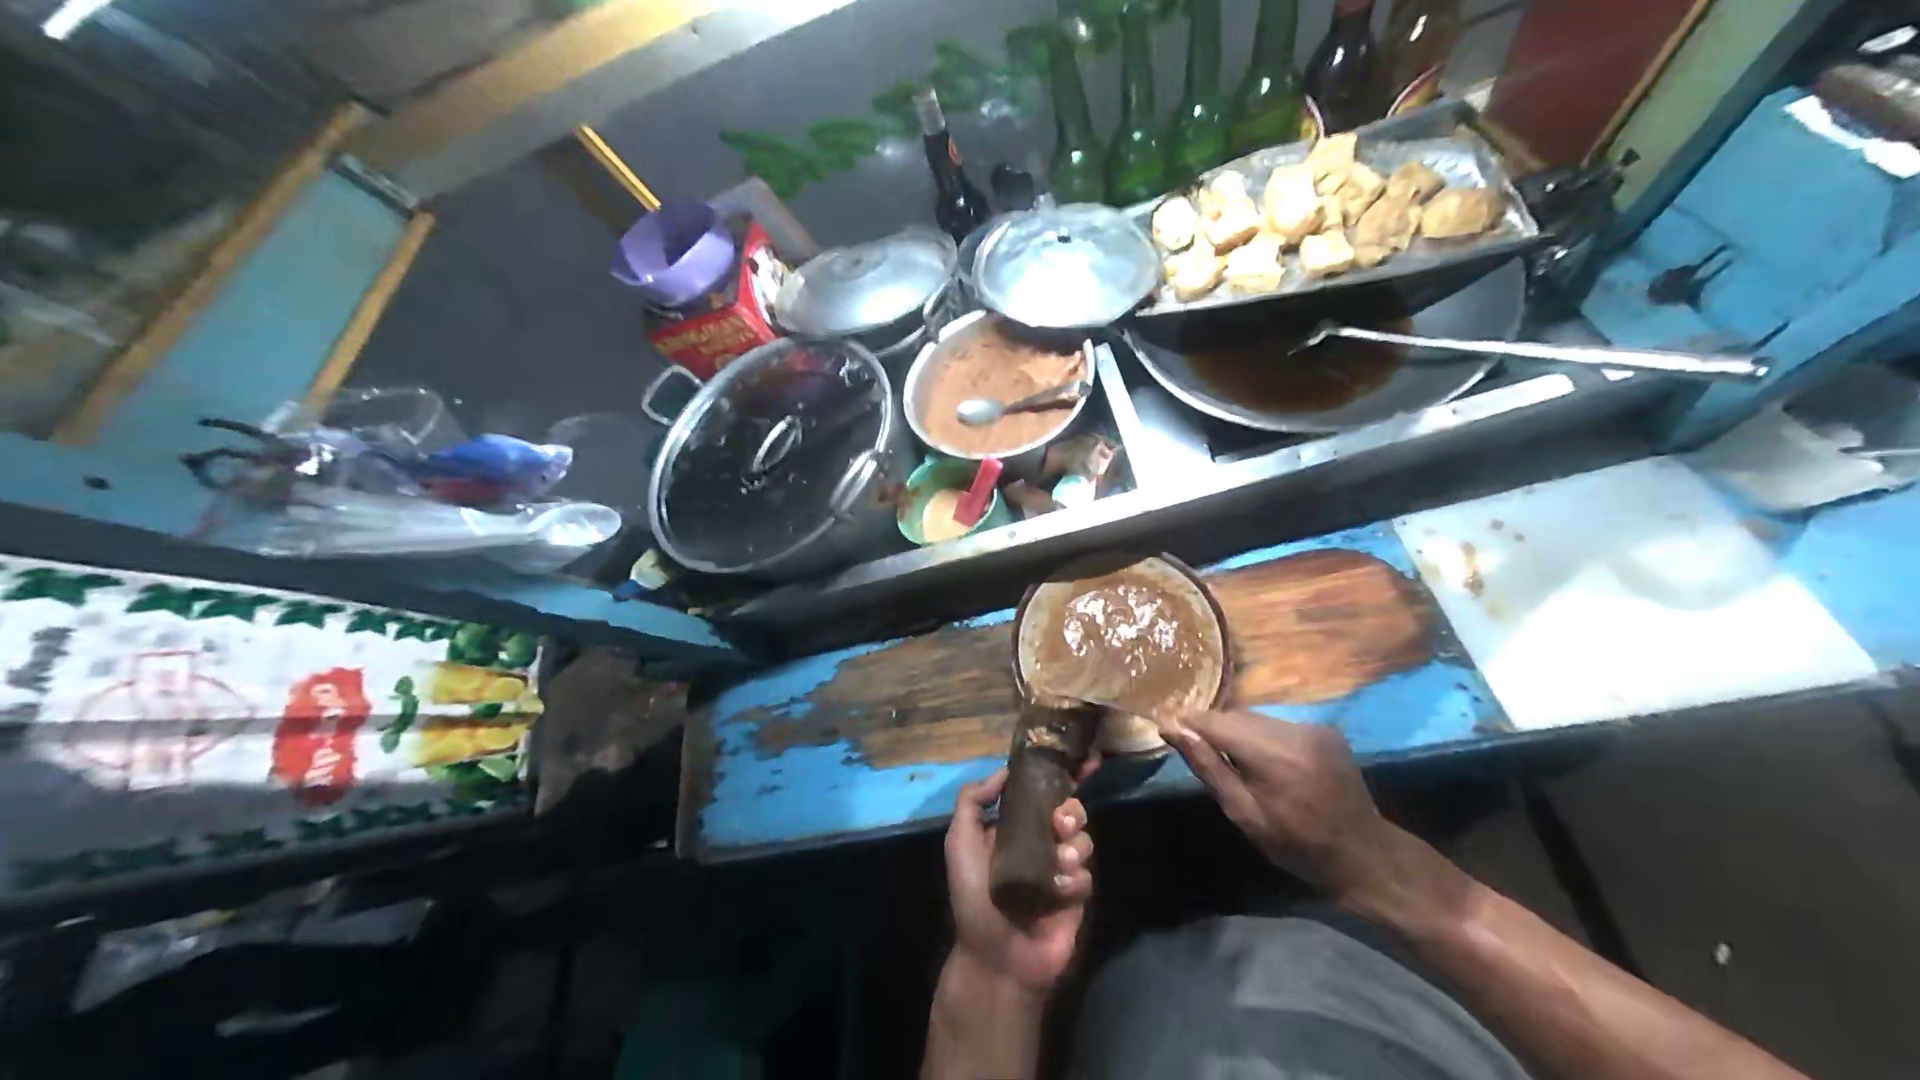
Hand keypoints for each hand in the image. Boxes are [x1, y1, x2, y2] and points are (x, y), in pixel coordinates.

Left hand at [943, 769, 1093, 992]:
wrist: (996, 957)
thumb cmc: (973, 897)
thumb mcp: (959, 843)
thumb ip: (972, 802)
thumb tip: (1003, 771)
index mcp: (1013, 826)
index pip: (1041, 792)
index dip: (1063, 774)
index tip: (1085, 760)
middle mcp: (1039, 841)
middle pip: (1069, 808)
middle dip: (1070, 809)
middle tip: (1059, 823)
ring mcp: (1060, 866)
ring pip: (1082, 837)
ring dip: (1073, 844)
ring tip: (1059, 860)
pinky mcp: (1076, 893)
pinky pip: (1085, 873)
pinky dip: (1074, 878)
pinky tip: (1059, 892)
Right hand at [1165, 710, 1396, 902]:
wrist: (1365, 854)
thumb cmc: (1298, 845)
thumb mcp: (1244, 813)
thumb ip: (1208, 767)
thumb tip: (1174, 730)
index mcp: (1273, 756)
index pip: (1217, 723)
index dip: (1188, 721)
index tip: (1164, 724)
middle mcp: (1294, 731)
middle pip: (1235, 716)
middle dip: (1211, 727)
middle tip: (1192, 744)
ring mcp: (1313, 727)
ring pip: (1256, 717)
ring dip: (1236, 730)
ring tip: (1227, 755)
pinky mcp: (1325, 728)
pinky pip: (1277, 722)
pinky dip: (1261, 734)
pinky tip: (1262, 758)